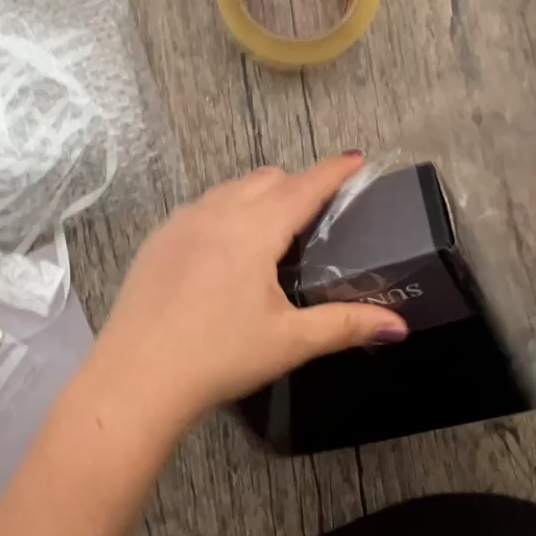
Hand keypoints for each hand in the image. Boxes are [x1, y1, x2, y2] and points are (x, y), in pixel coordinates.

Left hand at [87, 154, 408, 427]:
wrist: (136, 377)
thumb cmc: (219, 356)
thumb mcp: (289, 341)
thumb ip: (346, 325)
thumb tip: (399, 326)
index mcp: (253, 229)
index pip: (304, 186)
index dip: (333, 171)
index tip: (356, 158)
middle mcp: (216, 211)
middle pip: (267, 178)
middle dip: (298, 184)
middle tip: (318, 212)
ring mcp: (181, 221)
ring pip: (231, 189)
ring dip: (259, 195)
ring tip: (274, 229)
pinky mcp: (158, 238)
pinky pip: (202, 207)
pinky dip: (225, 211)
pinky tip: (226, 250)